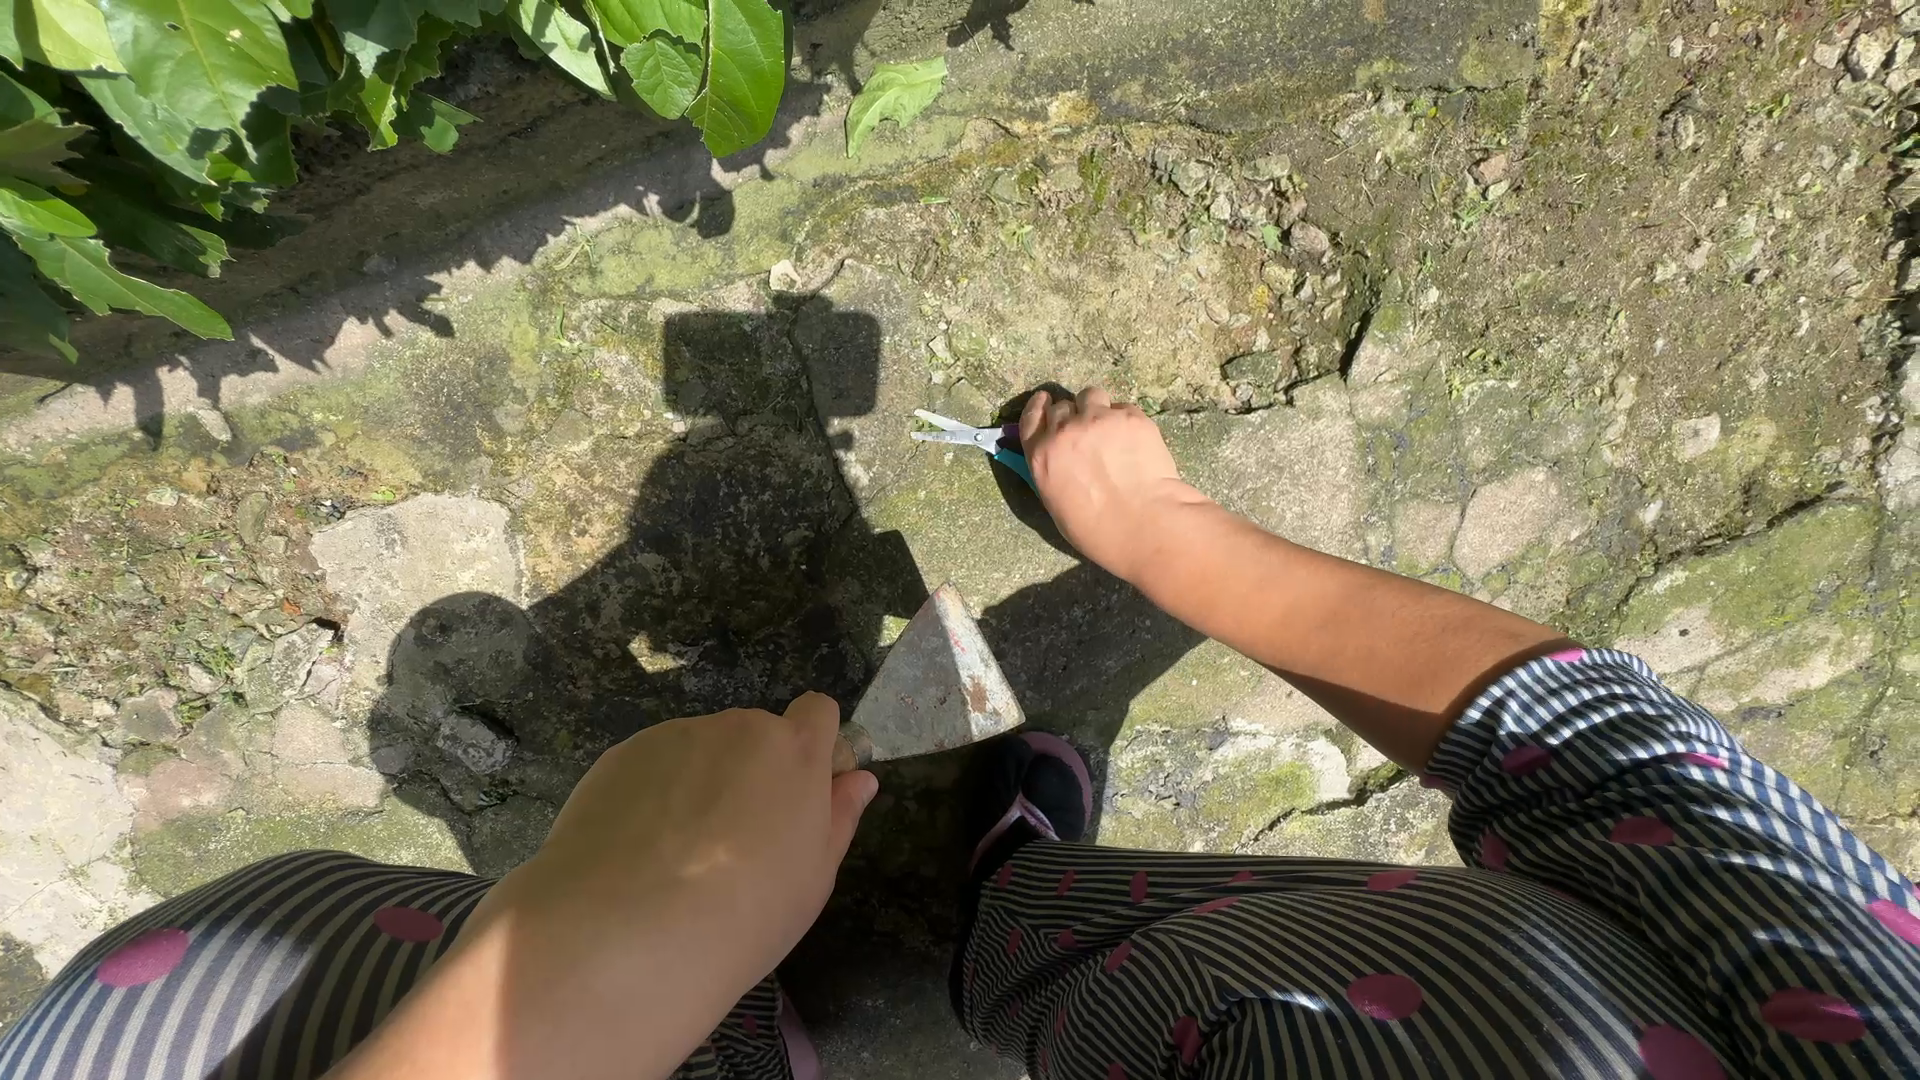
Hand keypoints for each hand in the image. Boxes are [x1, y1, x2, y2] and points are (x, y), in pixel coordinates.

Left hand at [490, 692, 877, 986]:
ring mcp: (677, 736)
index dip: (814, 745)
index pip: (818, 710)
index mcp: (795, 751)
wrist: (622, 935)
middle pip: (758, 735)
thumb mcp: (814, 877)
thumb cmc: (744, 914)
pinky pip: (654, 764)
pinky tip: (635, 851)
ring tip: (674, 855)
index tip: (801, 793)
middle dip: (754, 771)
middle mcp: (740, 727)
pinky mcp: (623, 753)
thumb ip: (840, 816)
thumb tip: (859, 778)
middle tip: (735, 841)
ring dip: (702, 781)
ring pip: (703, 751)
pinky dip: (653, 793)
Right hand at [1020, 387, 1212, 582]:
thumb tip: (1060, 459)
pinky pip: (1122, 407)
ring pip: (1091, 396)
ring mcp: (1099, 420)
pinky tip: (1134, 440)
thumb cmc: (1095, 530)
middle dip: (1070, 415)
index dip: (1039, 407)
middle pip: (1061, 406)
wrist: (1143, 523)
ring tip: (1110, 428)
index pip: (1031, 417)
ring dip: (1096, 408)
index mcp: (1042, 455)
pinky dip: (1124, 419)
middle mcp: (1066, 430)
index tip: (1045, 402)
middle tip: (1085, 431)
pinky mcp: (1131, 417)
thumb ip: (1051, 471)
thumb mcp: (1056, 504)